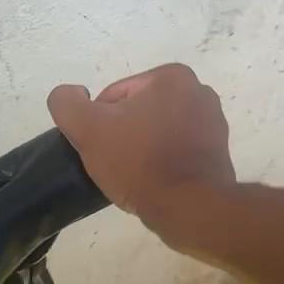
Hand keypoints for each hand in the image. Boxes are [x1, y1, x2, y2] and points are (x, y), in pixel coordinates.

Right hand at [47, 63, 235, 223]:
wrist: (187, 207)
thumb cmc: (138, 163)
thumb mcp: (88, 129)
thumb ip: (67, 104)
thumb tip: (68, 95)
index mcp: (171, 76)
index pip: (113, 96)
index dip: (99, 123)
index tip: (102, 149)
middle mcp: (198, 91)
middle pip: (137, 112)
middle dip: (123, 134)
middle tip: (116, 164)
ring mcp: (212, 122)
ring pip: (157, 132)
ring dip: (142, 149)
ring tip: (135, 175)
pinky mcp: (216, 151)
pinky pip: (176, 151)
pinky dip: (163, 162)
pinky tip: (155, 181)